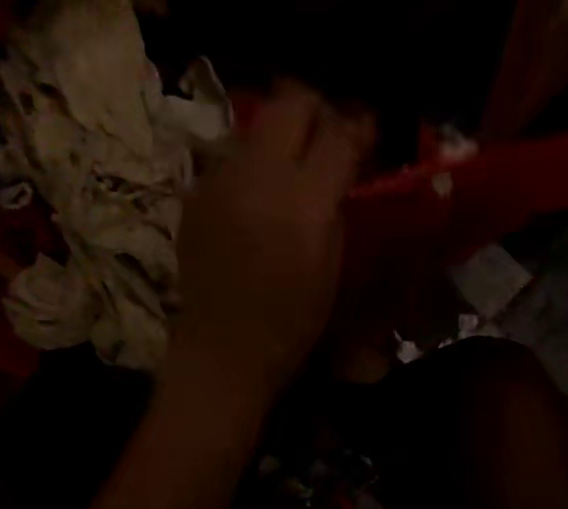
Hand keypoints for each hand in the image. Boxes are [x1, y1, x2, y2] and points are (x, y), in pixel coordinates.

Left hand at [171, 83, 374, 394]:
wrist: (226, 347)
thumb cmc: (294, 323)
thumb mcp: (333, 269)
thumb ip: (336, 212)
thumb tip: (338, 180)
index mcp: (303, 202)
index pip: (338, 136)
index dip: (360, 129)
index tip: (370, 134)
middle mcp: (258, 174)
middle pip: (289, 103)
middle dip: (317, 112)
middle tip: (333, 138)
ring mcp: (220, 177)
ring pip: (258, 129)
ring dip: (284, 141)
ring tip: (298, 175)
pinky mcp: (197, 191)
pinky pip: (234, 161)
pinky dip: (257, 170)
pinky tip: (263, 205)